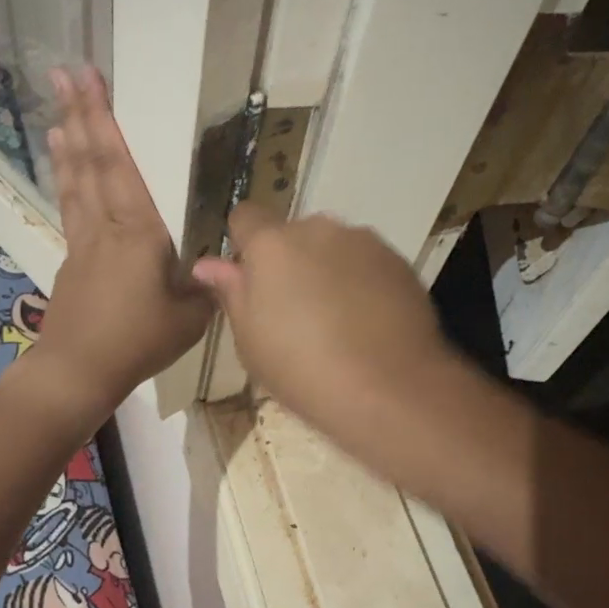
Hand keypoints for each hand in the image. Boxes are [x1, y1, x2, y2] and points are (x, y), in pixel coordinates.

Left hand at [32, 67, 212, 414]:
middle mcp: (105, 226)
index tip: (89, 78)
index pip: (119, 163)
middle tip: (63, 73)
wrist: (78, 370)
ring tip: (57, 113)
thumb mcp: (190, 319)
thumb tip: (221, 270)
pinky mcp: (71, 263)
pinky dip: (65, 183)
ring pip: (74, 183)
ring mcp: (83, 244)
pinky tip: (64, 174)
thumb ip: (206, 289)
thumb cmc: (138, 342)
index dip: (103, 118)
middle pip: (90, 162)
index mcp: (138, 231)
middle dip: (78, 115)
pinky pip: (69, 210)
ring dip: (66, 144)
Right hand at [193, 203, 458, 434]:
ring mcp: (364, 242)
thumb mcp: (251, 342)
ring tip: (336, 323)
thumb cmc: (303, 371)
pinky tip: (366, 325)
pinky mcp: (398, 262)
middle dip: (289, 262)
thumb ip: (232, 293)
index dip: (243, 245)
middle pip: (293, 234)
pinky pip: (367, 265)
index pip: (245, 216)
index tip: (250, 281)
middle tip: (293, 313)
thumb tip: (209, 264)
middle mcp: (319, 229)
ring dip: (327, 271)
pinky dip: (361, 284)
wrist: (388, 391)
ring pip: (333, 247)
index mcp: (272, 245)